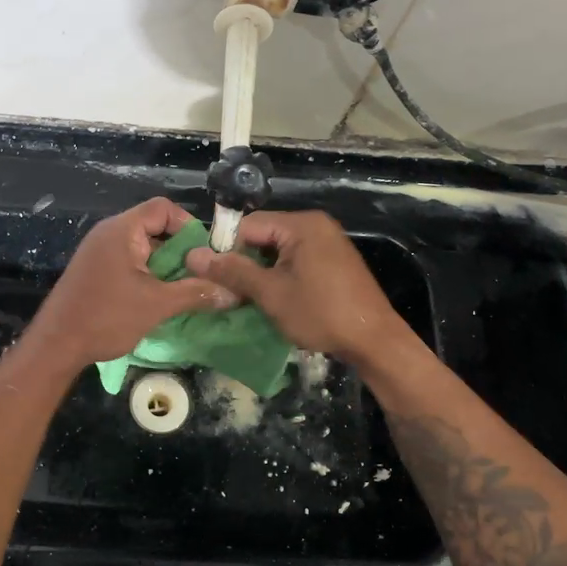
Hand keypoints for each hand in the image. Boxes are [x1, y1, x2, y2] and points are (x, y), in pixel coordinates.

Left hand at [22, 198, 235, 369]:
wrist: (56, 344)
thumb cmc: (106, 317)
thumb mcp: (157, 304)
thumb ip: (196, 293)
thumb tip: (233, 293)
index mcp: (122, 230)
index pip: (163, 208)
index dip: (188, 225)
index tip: (206, 253)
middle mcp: (109, 234)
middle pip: (155, 227)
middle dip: (181, 251)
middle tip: (202, 275)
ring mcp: (100, 253)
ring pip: (144, 249)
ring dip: (167, 267)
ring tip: (186, 290)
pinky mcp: (96, 271)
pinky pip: (131, 263)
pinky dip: (149, 276)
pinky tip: (161, 299)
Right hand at [183, 210, 411, 365]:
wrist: (374, 341)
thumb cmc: (320, 313)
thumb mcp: (270, 293)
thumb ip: (232, 271)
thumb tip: (193, 255)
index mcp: (301, 224)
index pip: (248, 225)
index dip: (226, 250)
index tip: (213, 279)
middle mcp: (315, 226)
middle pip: (262, 236)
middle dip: (243, 263)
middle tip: (228, 293)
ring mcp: (327, 243)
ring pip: (277, 252)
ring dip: (260, 274)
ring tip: (248, 300)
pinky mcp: (333, 263)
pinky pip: (295, 262)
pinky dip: (280, 278)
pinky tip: (274, 300)